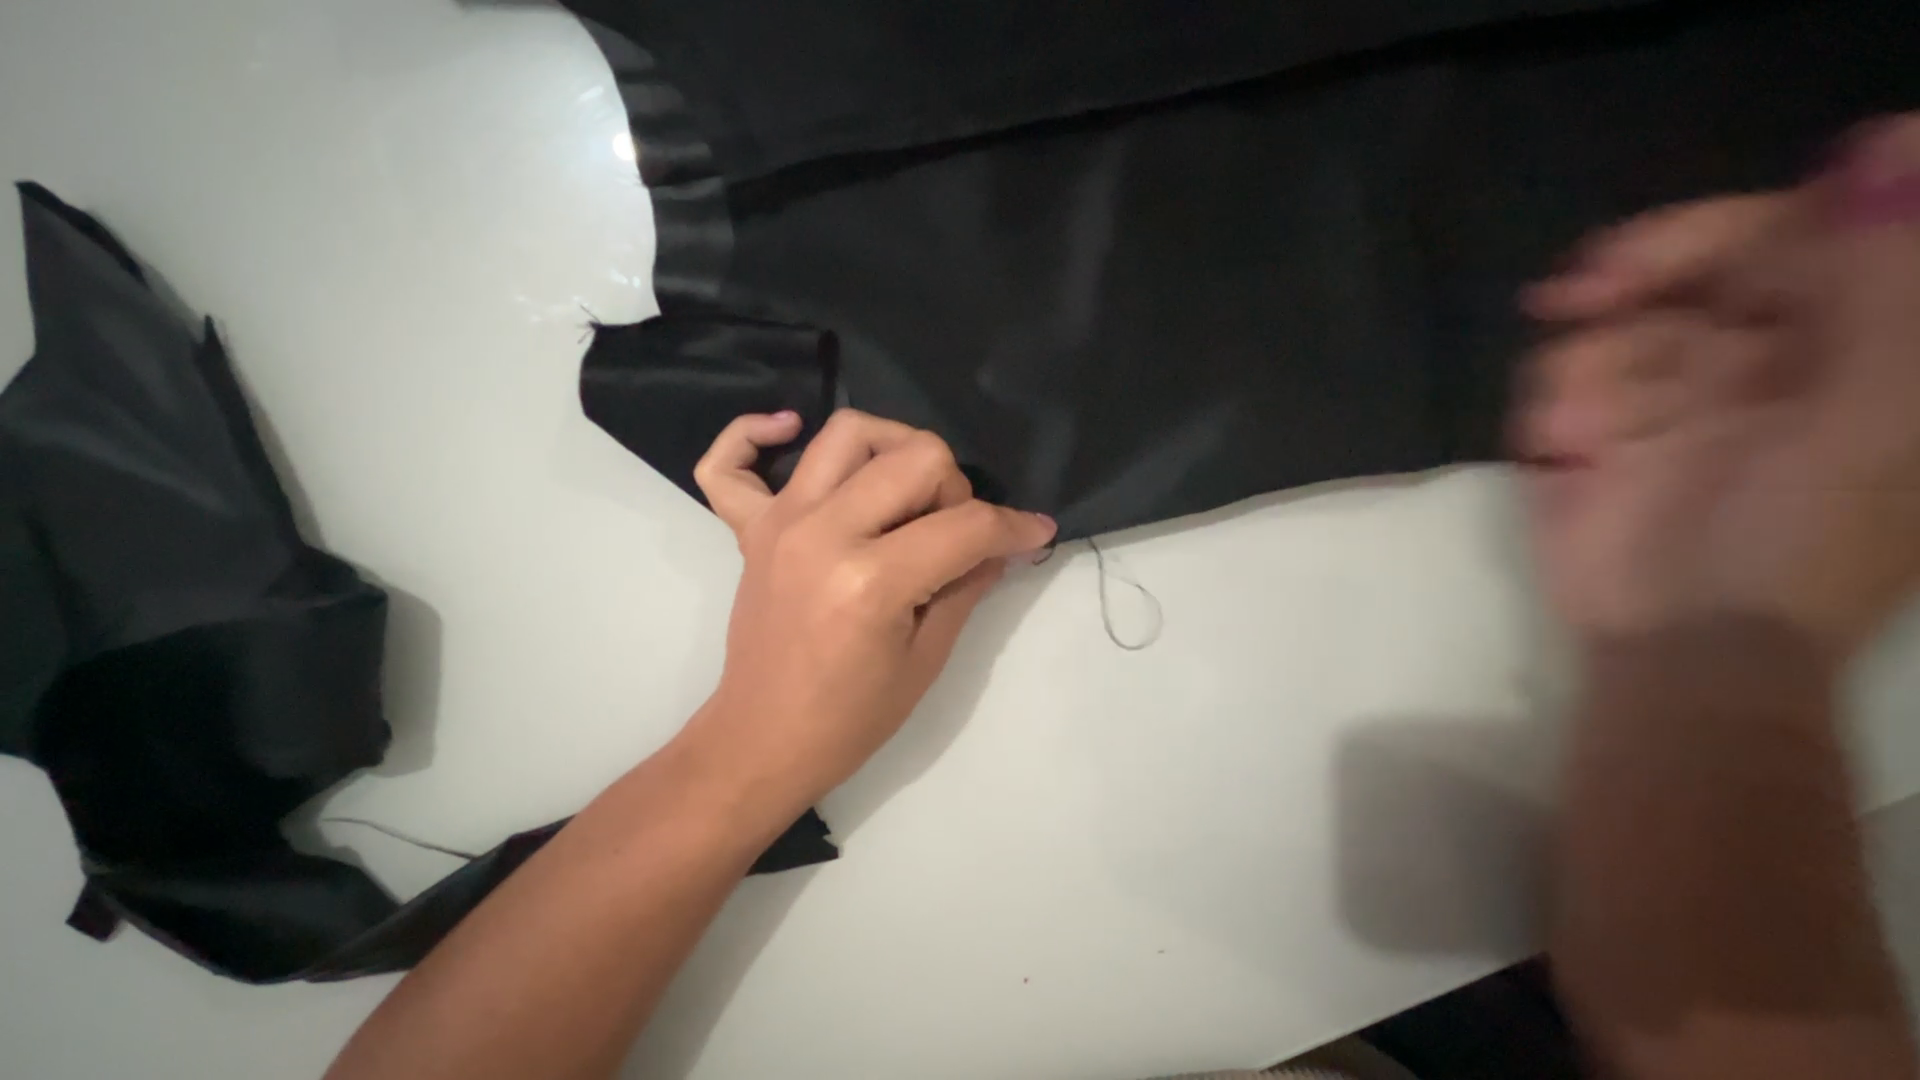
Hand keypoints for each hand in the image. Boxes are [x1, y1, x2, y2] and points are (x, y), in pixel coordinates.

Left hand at [682, 409, 1054, 809]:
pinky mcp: (749, 528)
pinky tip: (788, 431)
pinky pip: (728, 462)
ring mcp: (780, 523)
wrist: (764, 739)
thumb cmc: (851, 718)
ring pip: (847, 433)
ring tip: (905, 491)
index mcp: (872, 581)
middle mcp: (823, 533)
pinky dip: (754, 435)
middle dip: (955, 488)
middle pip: (916, 456)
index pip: (965, 525)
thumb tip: (1001, 542)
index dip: (1014, 527)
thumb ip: (967, 585)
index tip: (1035, 533)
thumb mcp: (927, 660)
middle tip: (955, 532)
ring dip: (894, 448)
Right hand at [1515, 115, 1919, 657]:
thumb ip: (1884, 289)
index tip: (1666, 245)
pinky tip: (1562, 446)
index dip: (1738, 225)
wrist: (1677, 647)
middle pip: (1701, 263)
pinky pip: (1562, 377)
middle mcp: (1771, 354)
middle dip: (1636, 270)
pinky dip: (1555, 403)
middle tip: (1575, 292)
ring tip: (1580, 430)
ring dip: (1588, 366)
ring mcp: (1676, 392)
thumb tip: (1885, 141)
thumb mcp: (1872, 420)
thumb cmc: (1792, 545)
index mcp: (1858, 343)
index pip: (1805, 233)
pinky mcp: (1598, 430)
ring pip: (1619, 323)